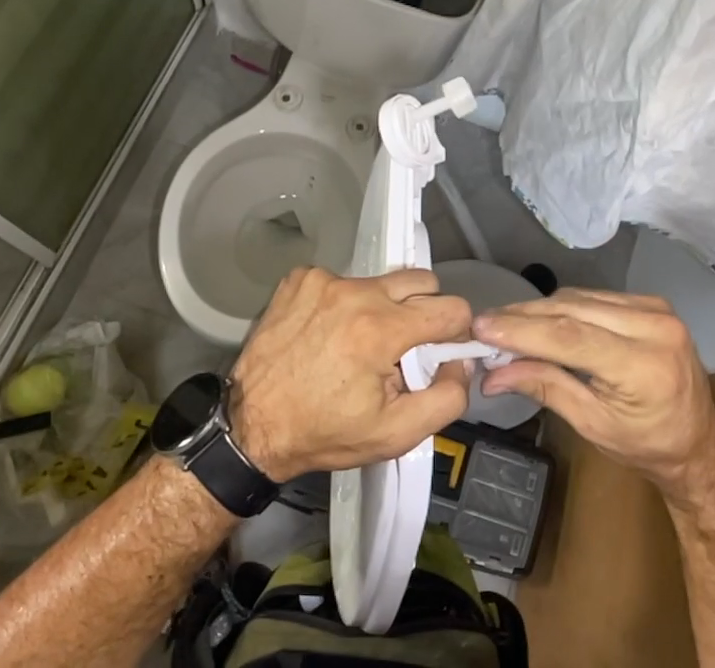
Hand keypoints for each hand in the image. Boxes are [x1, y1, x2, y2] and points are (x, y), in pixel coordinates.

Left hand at [229, 267, 471, 481]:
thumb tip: (461, 362)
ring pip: (382, 281)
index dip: (454, 333)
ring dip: (384, 307)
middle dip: (424, 313)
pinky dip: (346, 303)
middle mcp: (355, 293)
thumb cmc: (324, 432)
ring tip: (361, 343)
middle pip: (422, 282)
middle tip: (403, 348)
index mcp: (382, 329)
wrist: (252, 426)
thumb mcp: (397, 434)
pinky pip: (344, 280)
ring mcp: (324, 282)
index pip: (452, 308)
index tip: (438, 353)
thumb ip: (448, 397)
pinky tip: (330, 334)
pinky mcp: (300, 280)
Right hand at [474, 289, 714, 503]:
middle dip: (523, 316)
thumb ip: (545, 388)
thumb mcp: (592, 424)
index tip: (480, 328)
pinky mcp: (652, 303)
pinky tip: (541, 321)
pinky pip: (596, 298)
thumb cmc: (646, 444)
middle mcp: (654, 326)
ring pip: (581, 298)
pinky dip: (564, 308)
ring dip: (540, 310)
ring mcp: (657, 309)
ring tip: (505, 325)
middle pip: (573, 309)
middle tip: (484, 326)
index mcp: (644, 365)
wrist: (698, 440)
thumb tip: (492, 375)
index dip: (521, 330)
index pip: (570, 336)